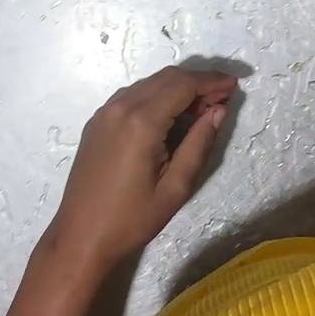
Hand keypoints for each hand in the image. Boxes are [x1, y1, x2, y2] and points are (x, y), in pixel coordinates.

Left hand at [43, 67, 237, 273]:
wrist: (79, 238)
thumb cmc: (130, 220)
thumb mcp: (175, 188)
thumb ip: (199, 144)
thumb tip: (219, 110)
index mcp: (141, 122)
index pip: (184, 84)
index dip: (212, 81)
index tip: (234, 85)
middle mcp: (121, 106)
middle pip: (168, 77)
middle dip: (198, 82)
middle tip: (222, 100)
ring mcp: (105, 111)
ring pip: (151, 83)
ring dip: (178, 87)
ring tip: (201, 109)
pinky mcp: (98, 120)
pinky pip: (134, 94)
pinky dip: (158, 95)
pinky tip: (170, 116)